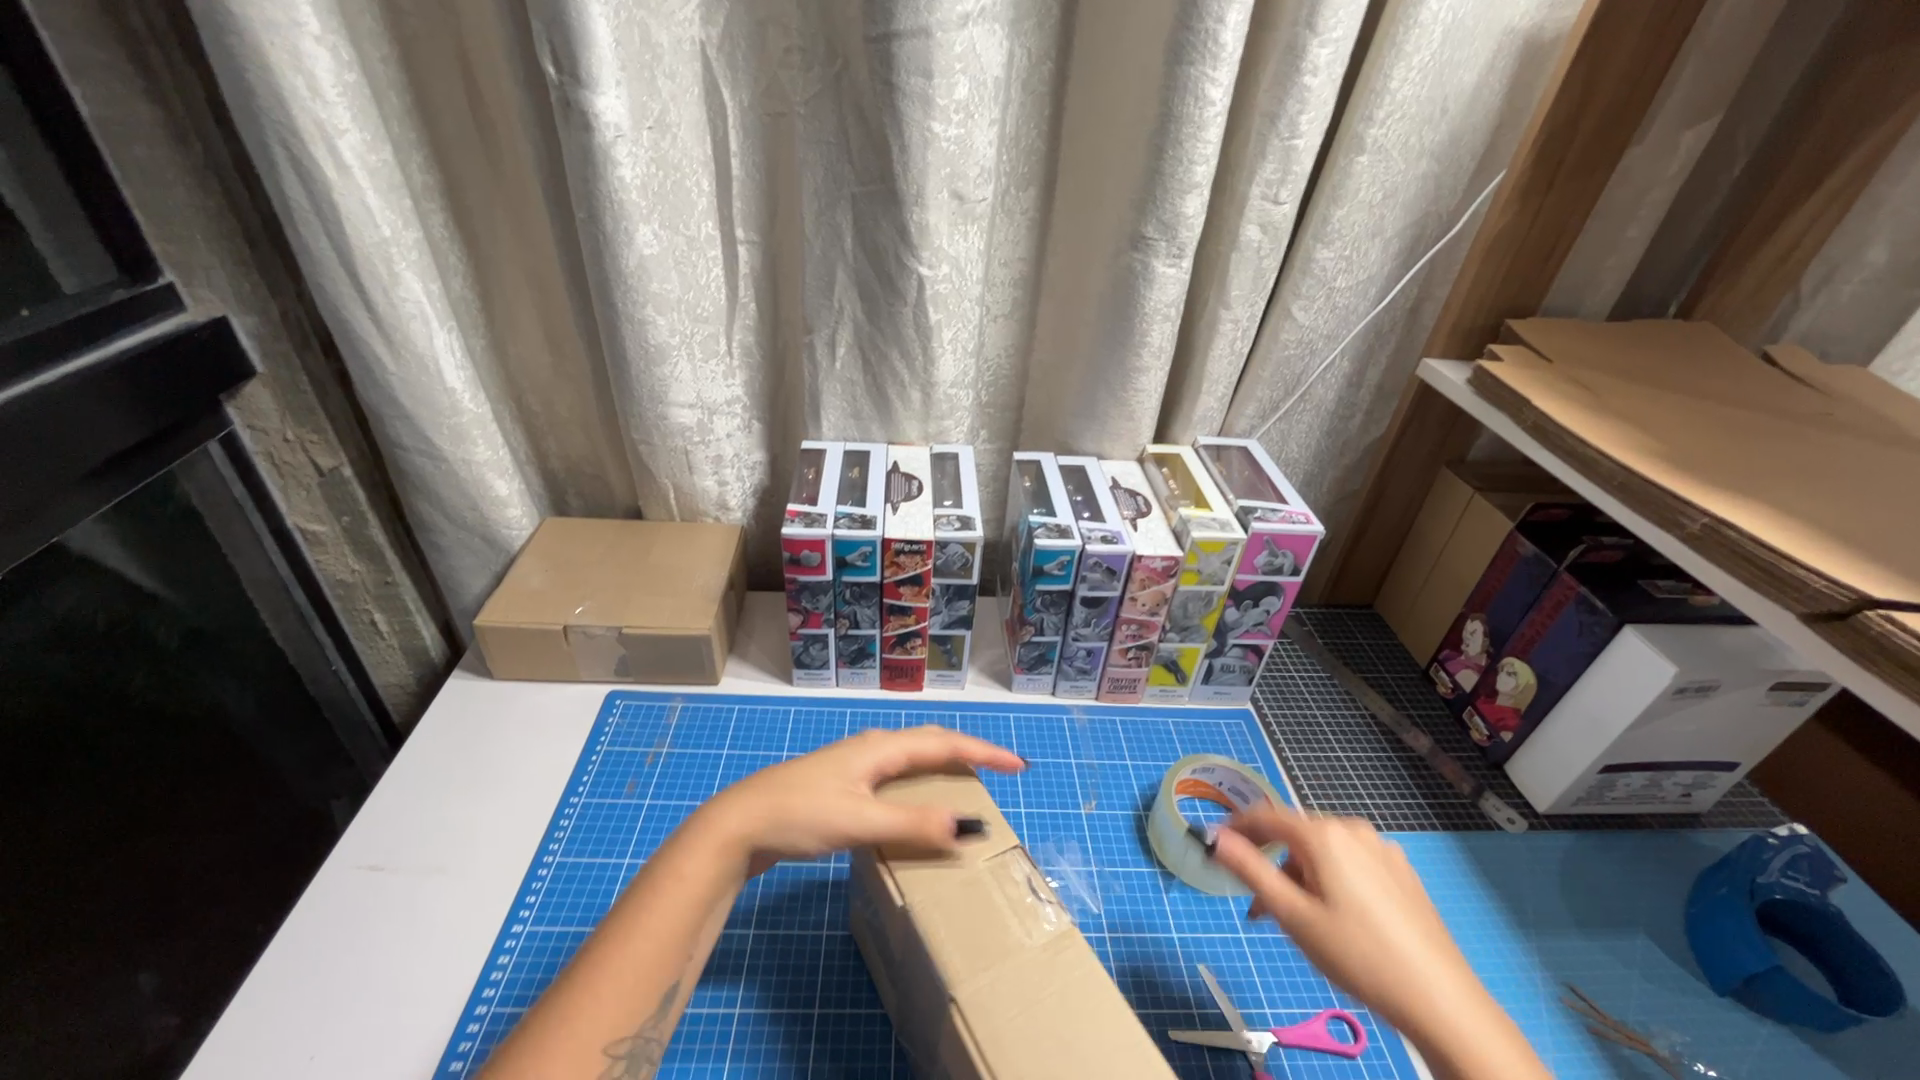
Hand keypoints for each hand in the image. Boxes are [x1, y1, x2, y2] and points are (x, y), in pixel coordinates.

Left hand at [694, 726, 1022, 869]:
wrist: (736, 825)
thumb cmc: (798, 816)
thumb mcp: (859, 823)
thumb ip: (912, 825)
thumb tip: (968, 826)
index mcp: (879, 749)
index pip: (943, 743)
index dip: (983, 752)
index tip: (1018, 764)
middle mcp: (870, 749)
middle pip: (929, 743)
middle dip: (967, 754)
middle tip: (1000, 770)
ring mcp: (852, 766)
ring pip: (910, 758)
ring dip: (942, 767)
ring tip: (967, 784)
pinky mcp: (840, 786)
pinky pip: (894, 777)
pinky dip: (918, 786)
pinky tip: (914, 806)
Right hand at [1210, 807, 1488, 1041]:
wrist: (1438, 998)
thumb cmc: (1355, 955)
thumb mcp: (1291, 914)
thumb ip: (1250, 869)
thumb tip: (1216, 837)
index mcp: (1323, 835)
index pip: (1265, 815)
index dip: (1236, 828)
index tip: (1215, 847)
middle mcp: (1353, 830)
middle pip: (1296, 835)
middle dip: (1271, 863)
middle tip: (1259, 908)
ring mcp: (1382, 850)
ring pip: (1324, 852)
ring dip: (1300, 876)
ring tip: (1298, 922)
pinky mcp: (1401, 872)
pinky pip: (1351, 864)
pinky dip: (1330, 881)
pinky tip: (1336, 920)